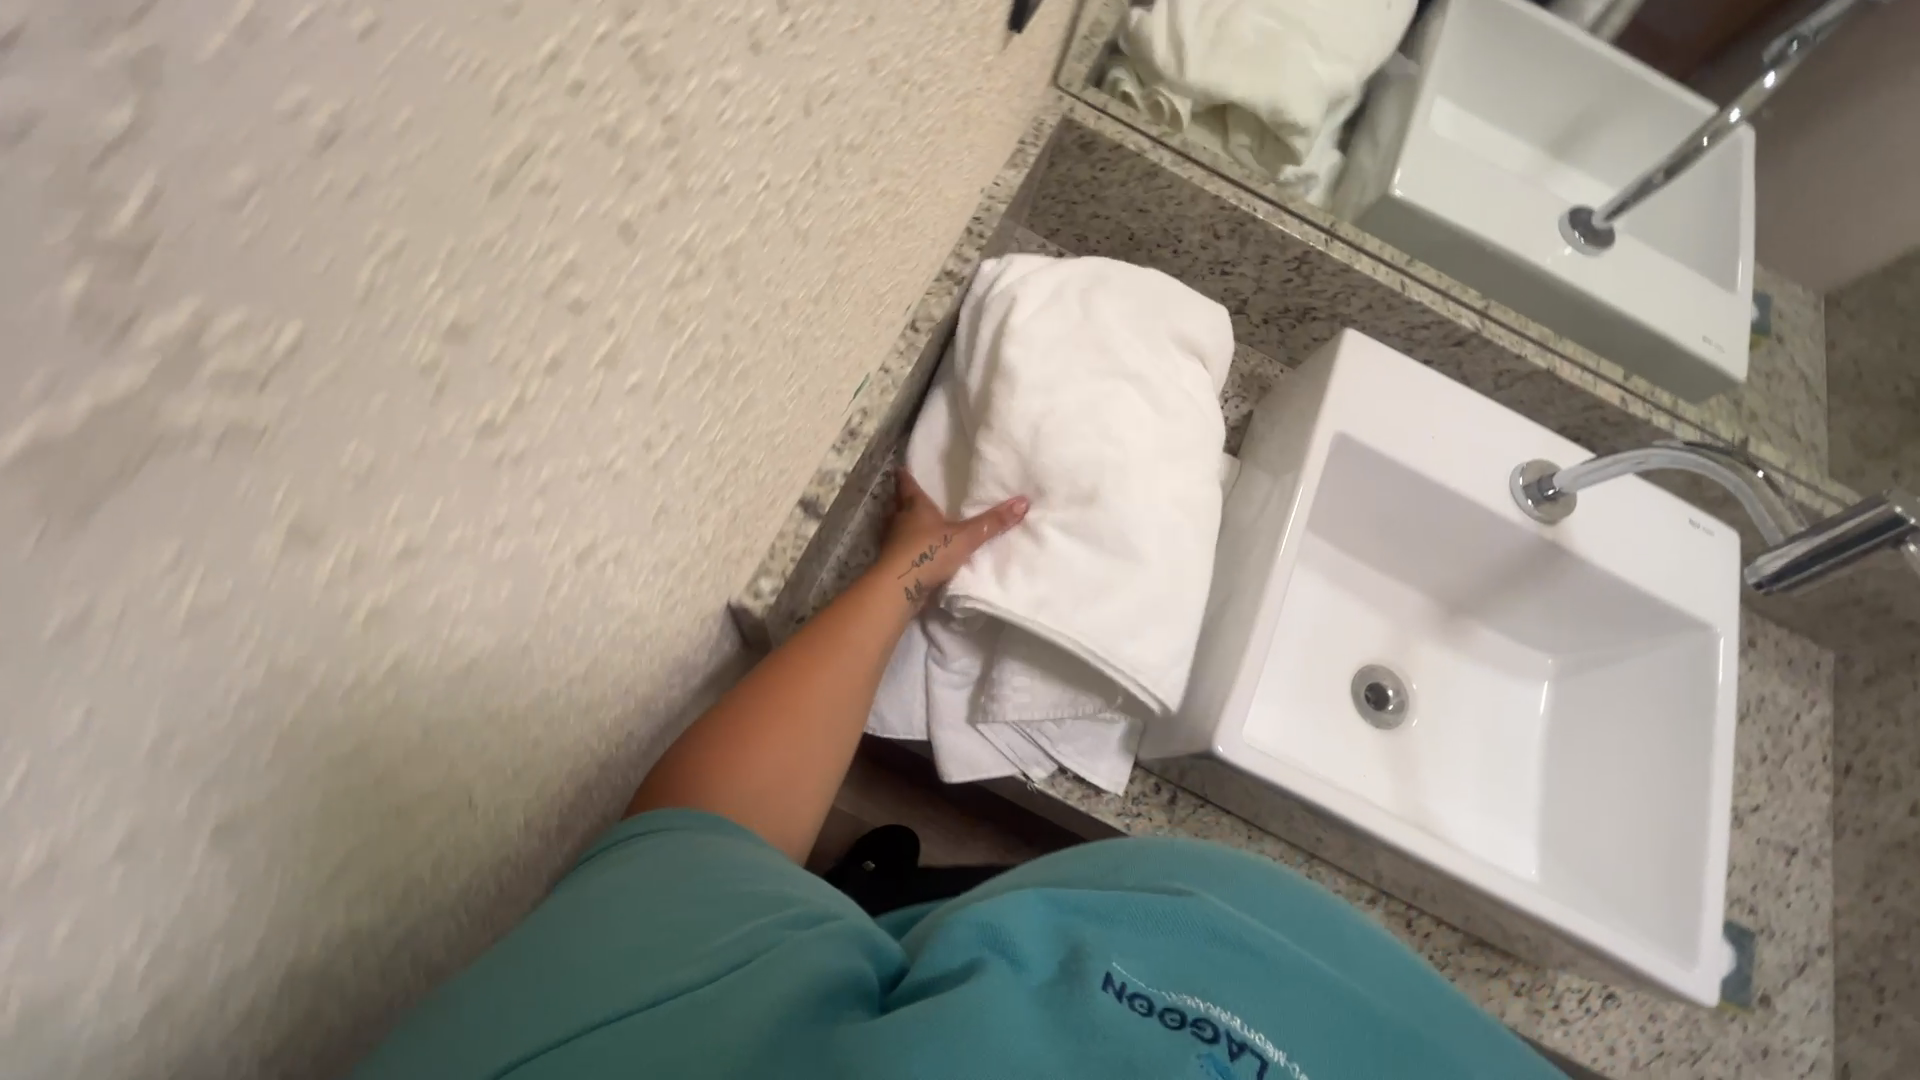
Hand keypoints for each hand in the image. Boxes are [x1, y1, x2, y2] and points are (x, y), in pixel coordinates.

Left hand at [874, 468, 1028, 611]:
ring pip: (898, 527)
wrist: (899, 588)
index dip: (906, 476)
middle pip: (899, 505)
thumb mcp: (966, 537)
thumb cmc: (928, 552)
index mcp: (914, 506)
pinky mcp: (893, 563)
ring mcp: (893, 543)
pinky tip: (920, 553)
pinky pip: (901, 550)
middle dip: (906, 501)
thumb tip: (1024, 501)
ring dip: (906, 526)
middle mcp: (899, 520)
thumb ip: (992, 522)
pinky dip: (908, 548)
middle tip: (916, 496)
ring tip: (920, 524)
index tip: (902, 468)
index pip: (906, 484)